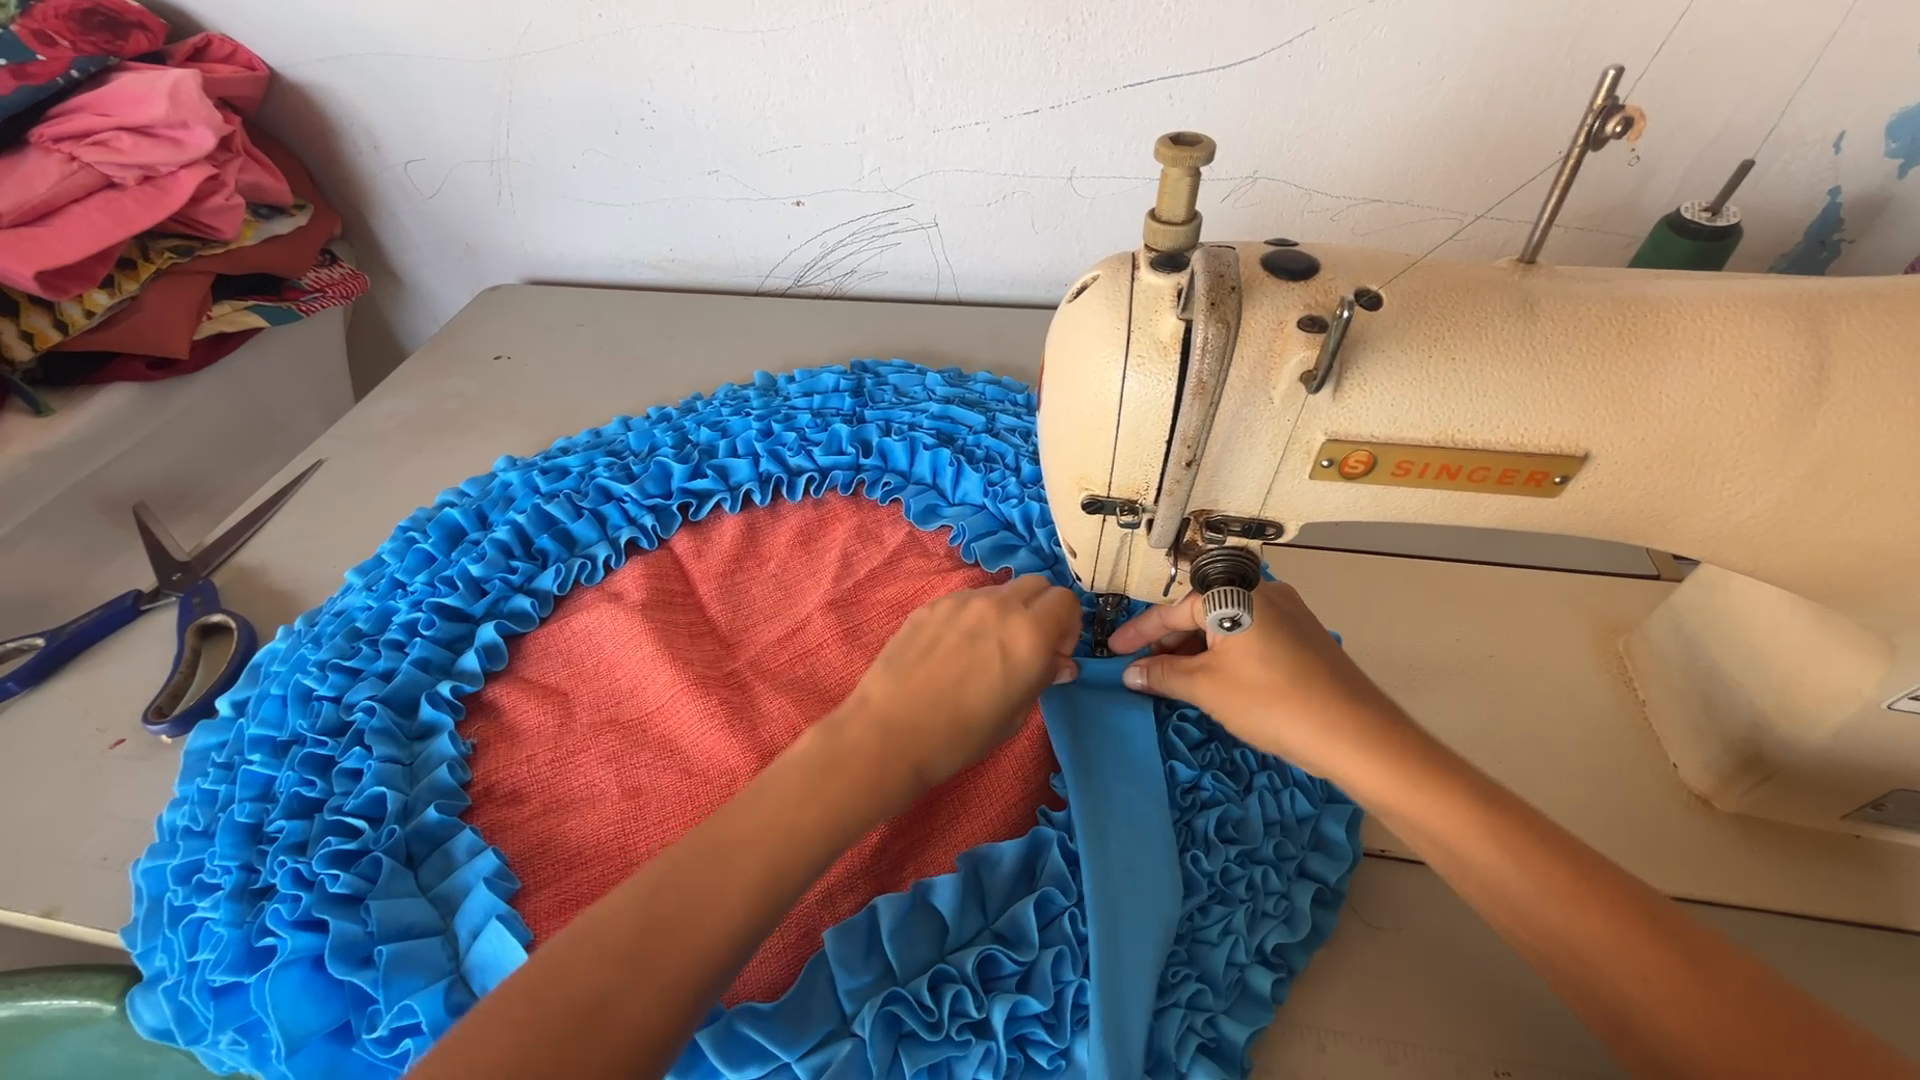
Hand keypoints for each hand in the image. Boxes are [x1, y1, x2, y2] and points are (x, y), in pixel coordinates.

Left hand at [831, 576, 1081, 794]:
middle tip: (1028, 646)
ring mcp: (961, 601)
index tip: (1054, 653)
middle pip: (1037, 585)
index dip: (1067, 626)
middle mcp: (999, 606)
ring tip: (987, 649)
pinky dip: (974, 616)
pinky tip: (954, 650)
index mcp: (1030, 634)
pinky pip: (966, 600)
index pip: (1066, 601)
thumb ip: (1041, 678)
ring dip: (1006, 611)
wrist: (889, 732)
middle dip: (1041, 609)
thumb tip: (1059, 663)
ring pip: (999, 590)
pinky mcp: (931, 605)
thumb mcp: (1014, 715)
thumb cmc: (960, 735)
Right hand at [1107, 581, 1414, 777]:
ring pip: (1226, 627)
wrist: (1357, 734)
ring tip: (1174, 681)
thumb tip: (1130, 673)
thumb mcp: (1206, 689)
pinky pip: (1250, 637)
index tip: (1111, 652)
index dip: (1137, 633)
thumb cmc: (1270, 702)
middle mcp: (1262, 591)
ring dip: (1196, 652)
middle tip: (1143, 672)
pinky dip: (1224, 656)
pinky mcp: (1305, 636)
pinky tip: (1213, 682)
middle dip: (1168, 644)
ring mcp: (1288, 612)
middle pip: (1200, 614)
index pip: (1171, 611)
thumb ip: (1162, 674)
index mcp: (1234, 593)